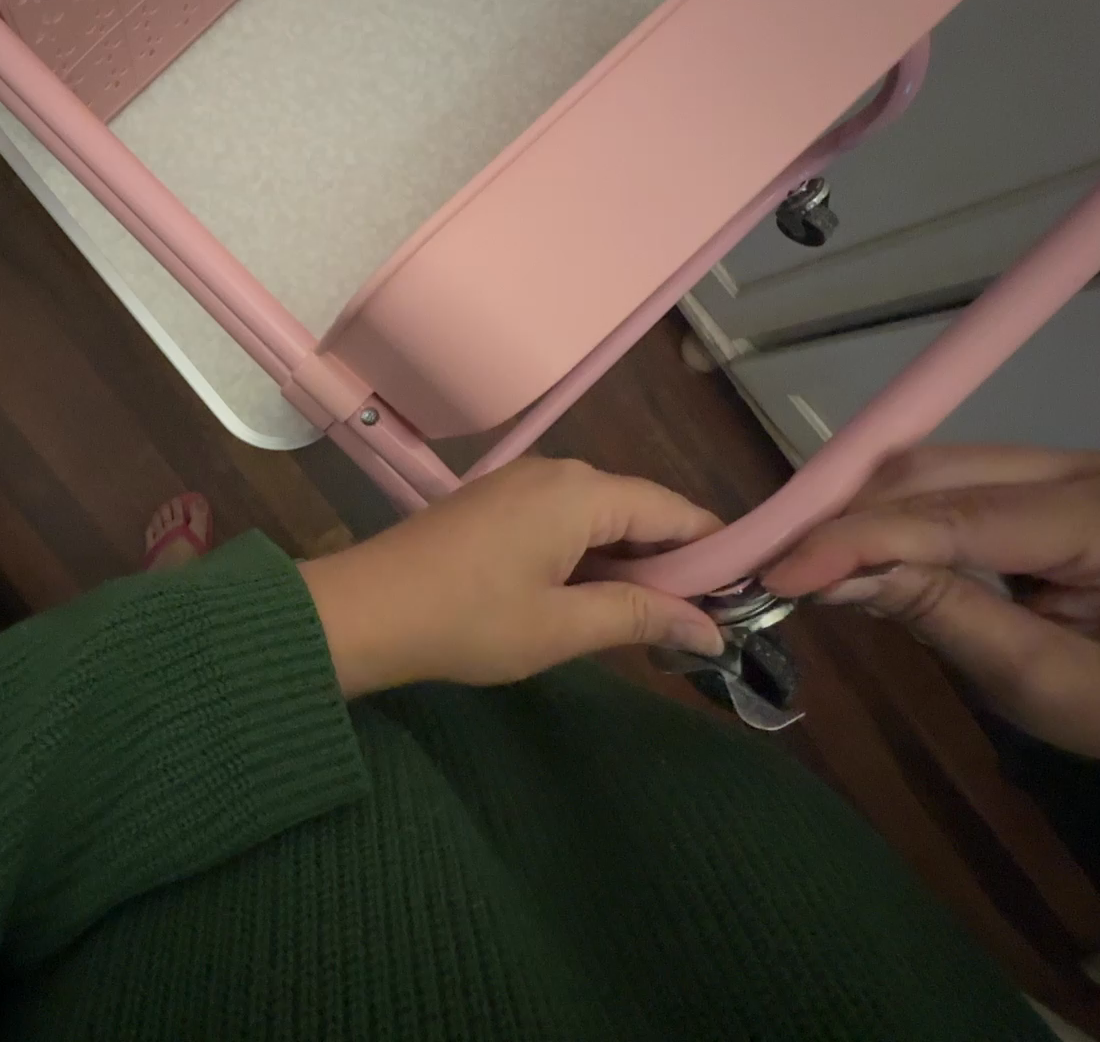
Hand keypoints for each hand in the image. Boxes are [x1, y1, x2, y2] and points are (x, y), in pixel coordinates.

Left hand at [298, 457, 726, 698]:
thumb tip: (712, 628)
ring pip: (594, 516)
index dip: (713, 556)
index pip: (676, 512)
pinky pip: (556, 520)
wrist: (361, 611)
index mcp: (580, 491)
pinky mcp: (488, 502)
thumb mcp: (562, 627)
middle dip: (665, 564)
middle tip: (685, 626)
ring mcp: (514, 483)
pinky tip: (580, 596)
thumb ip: (641, 617)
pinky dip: (580, 555)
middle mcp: (553, 472)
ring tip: (636, 619)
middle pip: (635, 509)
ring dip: (620, 563)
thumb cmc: (466, 620)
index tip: (737, 603)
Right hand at [762, 446, 1099, 798]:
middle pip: (935, 470)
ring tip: (810, 562)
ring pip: (935, 469)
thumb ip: (941, 618)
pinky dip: (895, 516)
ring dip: (862, 514)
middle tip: (782, 567)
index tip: (776, 577)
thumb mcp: (1056, 685)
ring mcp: (1085, 468)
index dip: (853, 541)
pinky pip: (955, 485)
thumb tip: (832, 581)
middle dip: (845, 518)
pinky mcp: (1064, 485)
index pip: (957, 515)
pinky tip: (864, 551)